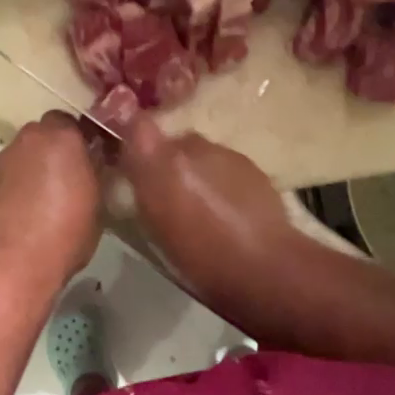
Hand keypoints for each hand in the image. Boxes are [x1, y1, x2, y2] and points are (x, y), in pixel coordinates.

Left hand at [0, 112, 102, 288]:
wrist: (18, 262)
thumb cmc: (68, 232)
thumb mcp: (98, 201)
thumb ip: (95, 170)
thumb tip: (93, 158)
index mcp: (61, 137)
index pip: (72, 121)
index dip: (81, 138)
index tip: (91, 158)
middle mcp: (29, 138)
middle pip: (45, 133)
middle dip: (57, 148)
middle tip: (70, 175)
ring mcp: (5, 159)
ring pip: (26, 152)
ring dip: (37, 164)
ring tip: (48, 194)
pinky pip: (11, 172)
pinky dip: (20, 181)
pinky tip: (28, 206)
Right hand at [120, 117, 307, 304]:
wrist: (262, 266)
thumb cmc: (200, 262)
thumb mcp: (156, 233)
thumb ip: (144, 195)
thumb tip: (137, 175)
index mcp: (161, 166)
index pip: (137, 128)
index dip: (133, 140)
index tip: (131, 162)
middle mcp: (192, 148)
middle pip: (171, 141)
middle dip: (166, 161)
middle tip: (168, 194)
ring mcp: (224, 153)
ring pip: (200, 153)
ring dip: (195, 171)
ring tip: (200, 204)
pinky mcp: (251, 164)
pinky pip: (224, 164)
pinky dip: (219, 179)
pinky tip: (226, 207)